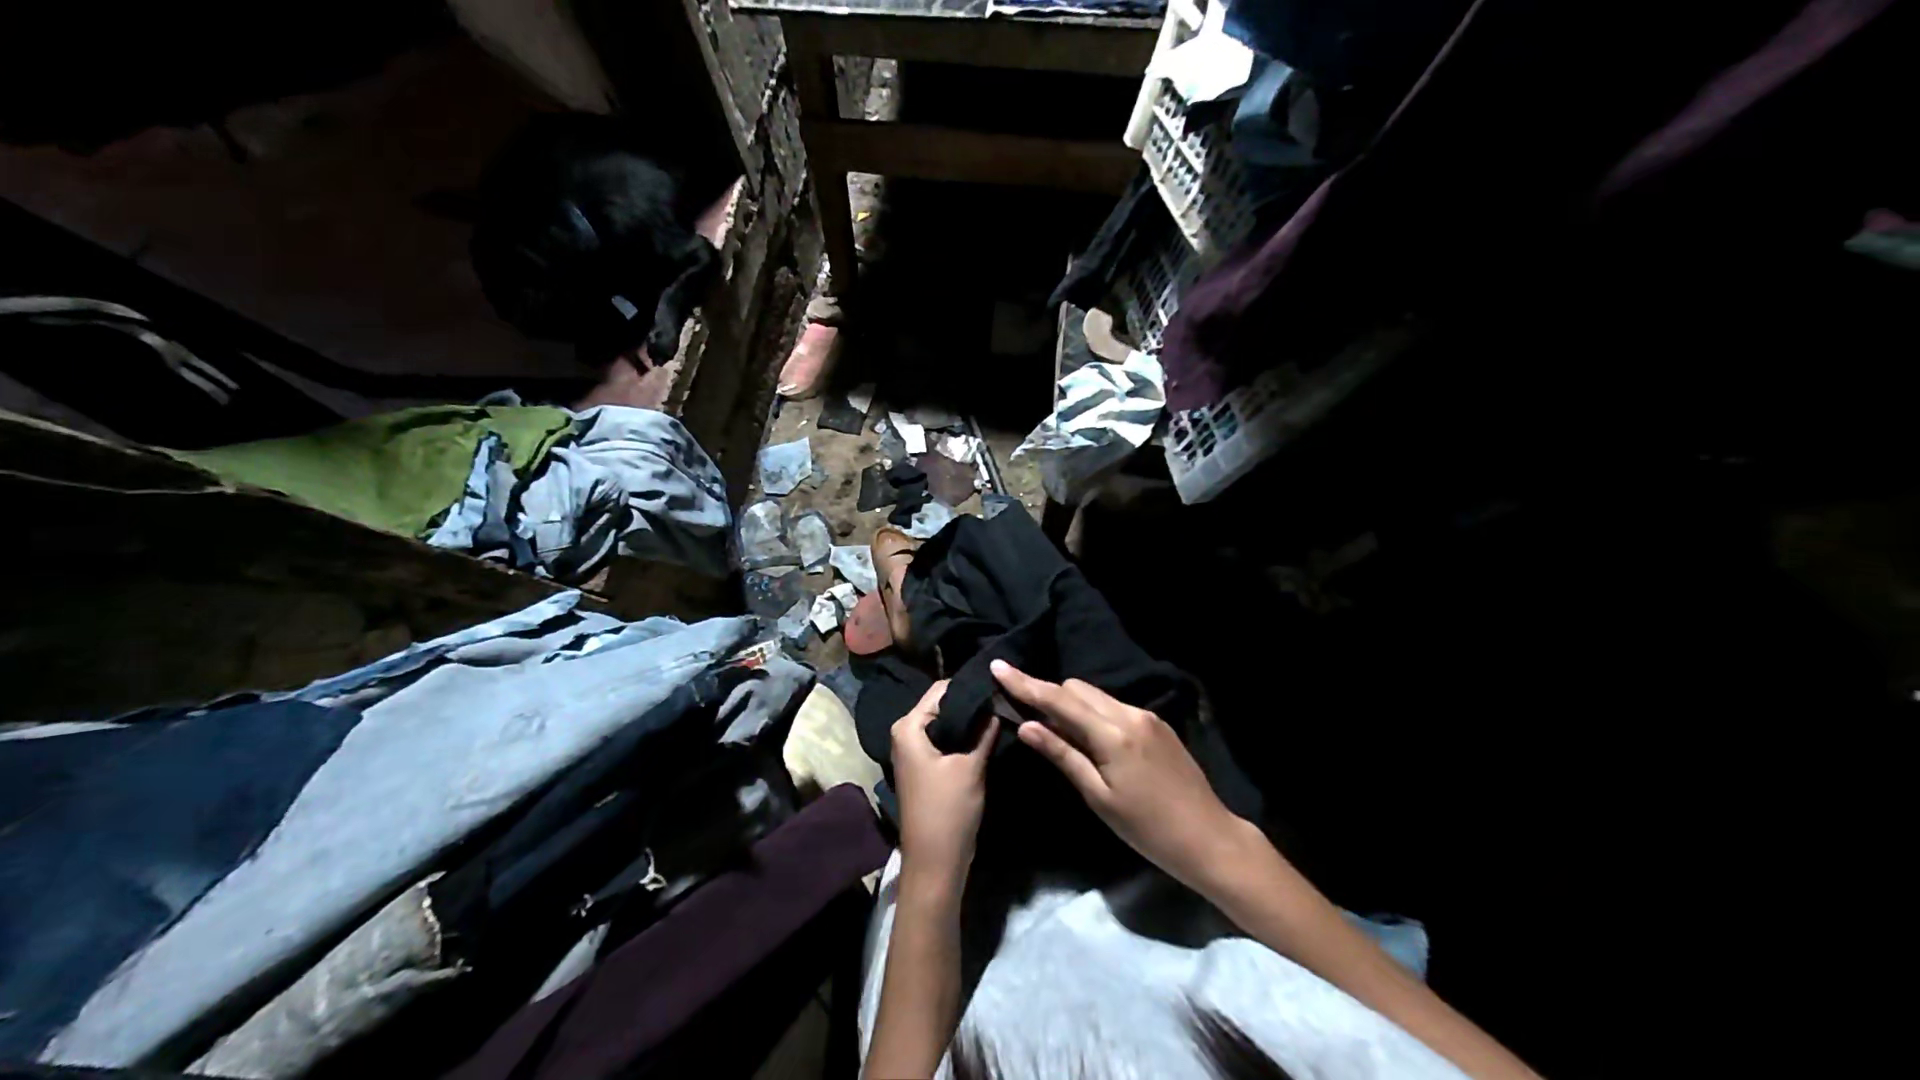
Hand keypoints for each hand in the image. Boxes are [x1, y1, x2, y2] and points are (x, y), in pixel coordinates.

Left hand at [891, 680, 998, 887]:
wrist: (935, 862)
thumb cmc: (948, 810)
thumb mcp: (970, 766)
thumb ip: (984, 731)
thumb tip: (997, 703)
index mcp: (908, 726)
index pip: (942, 689)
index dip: (970, 687)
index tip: (999, 687)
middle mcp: (905, 733)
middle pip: (942, 705)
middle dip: (971, 704)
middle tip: (1004, 701)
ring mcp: (914, 751)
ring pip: (946, 723)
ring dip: (970, 722)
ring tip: (1000, 716)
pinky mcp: (925, 766)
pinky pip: (945, 740)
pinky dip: (963, 738)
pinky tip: (988, 737)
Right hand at [991, 659, 1254, 894]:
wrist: (1208, 838)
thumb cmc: (1146, 828)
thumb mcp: (1098, 797)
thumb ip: (1062, 755)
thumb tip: (1026, 725)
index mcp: (1113, 732)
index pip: (1058, 698)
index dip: (1025, 683)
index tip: (997, 666)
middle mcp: (1130, 713)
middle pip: (1077, 688)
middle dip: (1047, 693)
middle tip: (1024, 711)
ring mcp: (1147, 716)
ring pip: (1096, 695)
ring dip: (1070, 703)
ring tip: (1052, 725)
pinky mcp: (1158, 724)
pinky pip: (1114, 706)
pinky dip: (1093, 712)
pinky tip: (1087, 735)